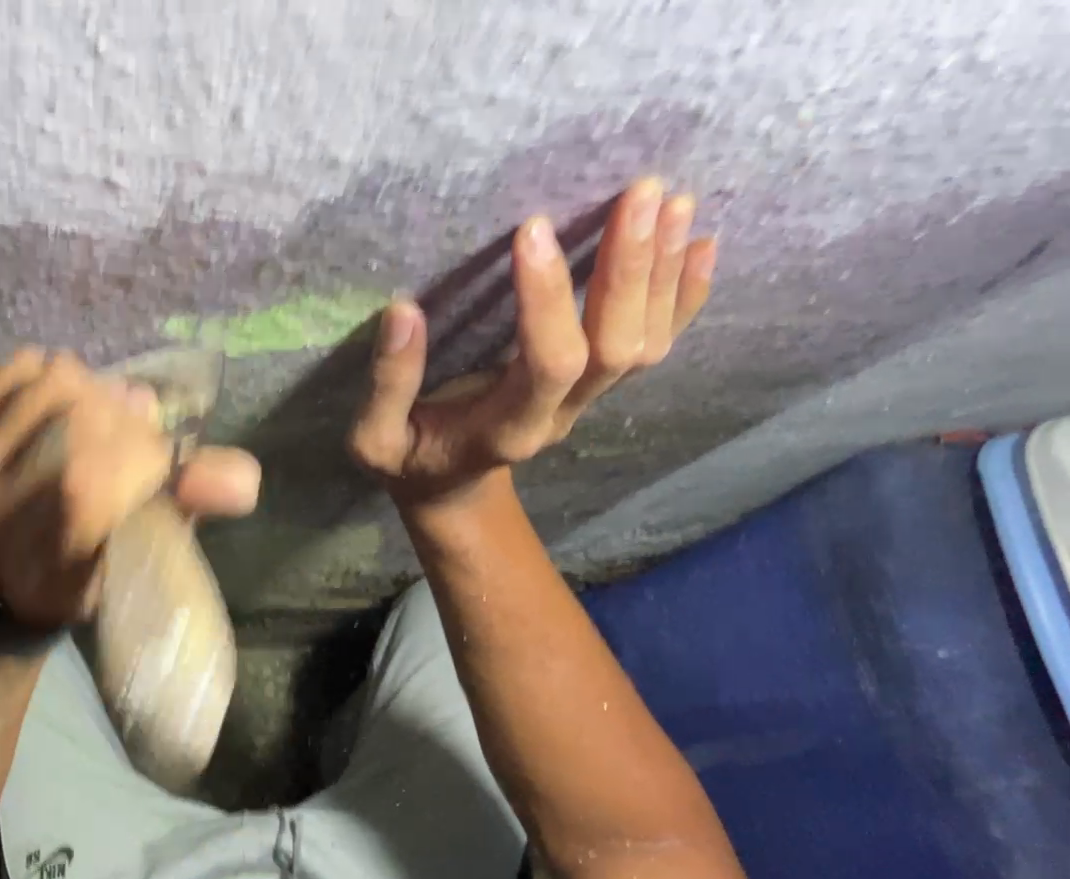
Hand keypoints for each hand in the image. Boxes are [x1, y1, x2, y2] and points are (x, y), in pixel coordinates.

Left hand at [0, 349, 260, 629]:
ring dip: (93, 392)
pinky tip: (58, 405)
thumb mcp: (150, 550)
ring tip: (97, 419)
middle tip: (132, 435)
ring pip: (56, 381)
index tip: (159, 457)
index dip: (147, 452)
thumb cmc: (89, 570)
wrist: (1, 585)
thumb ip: (192, 505)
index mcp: (51, 557)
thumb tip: (243, 478)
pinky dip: (52, 375)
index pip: (103, 473)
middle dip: (126, 418)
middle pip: (85, 415)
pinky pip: (22, 367)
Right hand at [349, 177, 717, 511]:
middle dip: (630, 270)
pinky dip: (684, 296)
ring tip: (671, 201)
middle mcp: (560, 416)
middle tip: (638, 194)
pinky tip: (701, 245)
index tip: (531, 230)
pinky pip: (655, 345)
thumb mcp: (374, 439)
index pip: (549, 363)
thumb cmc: (406, 461)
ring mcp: (585, 403)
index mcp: (506, 429)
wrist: (448, 487)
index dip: (547, 299)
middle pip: (617, 347)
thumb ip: (388, 384)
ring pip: (646, 344)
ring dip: (661, 272)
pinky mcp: (594, 389)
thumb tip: (403, 311)